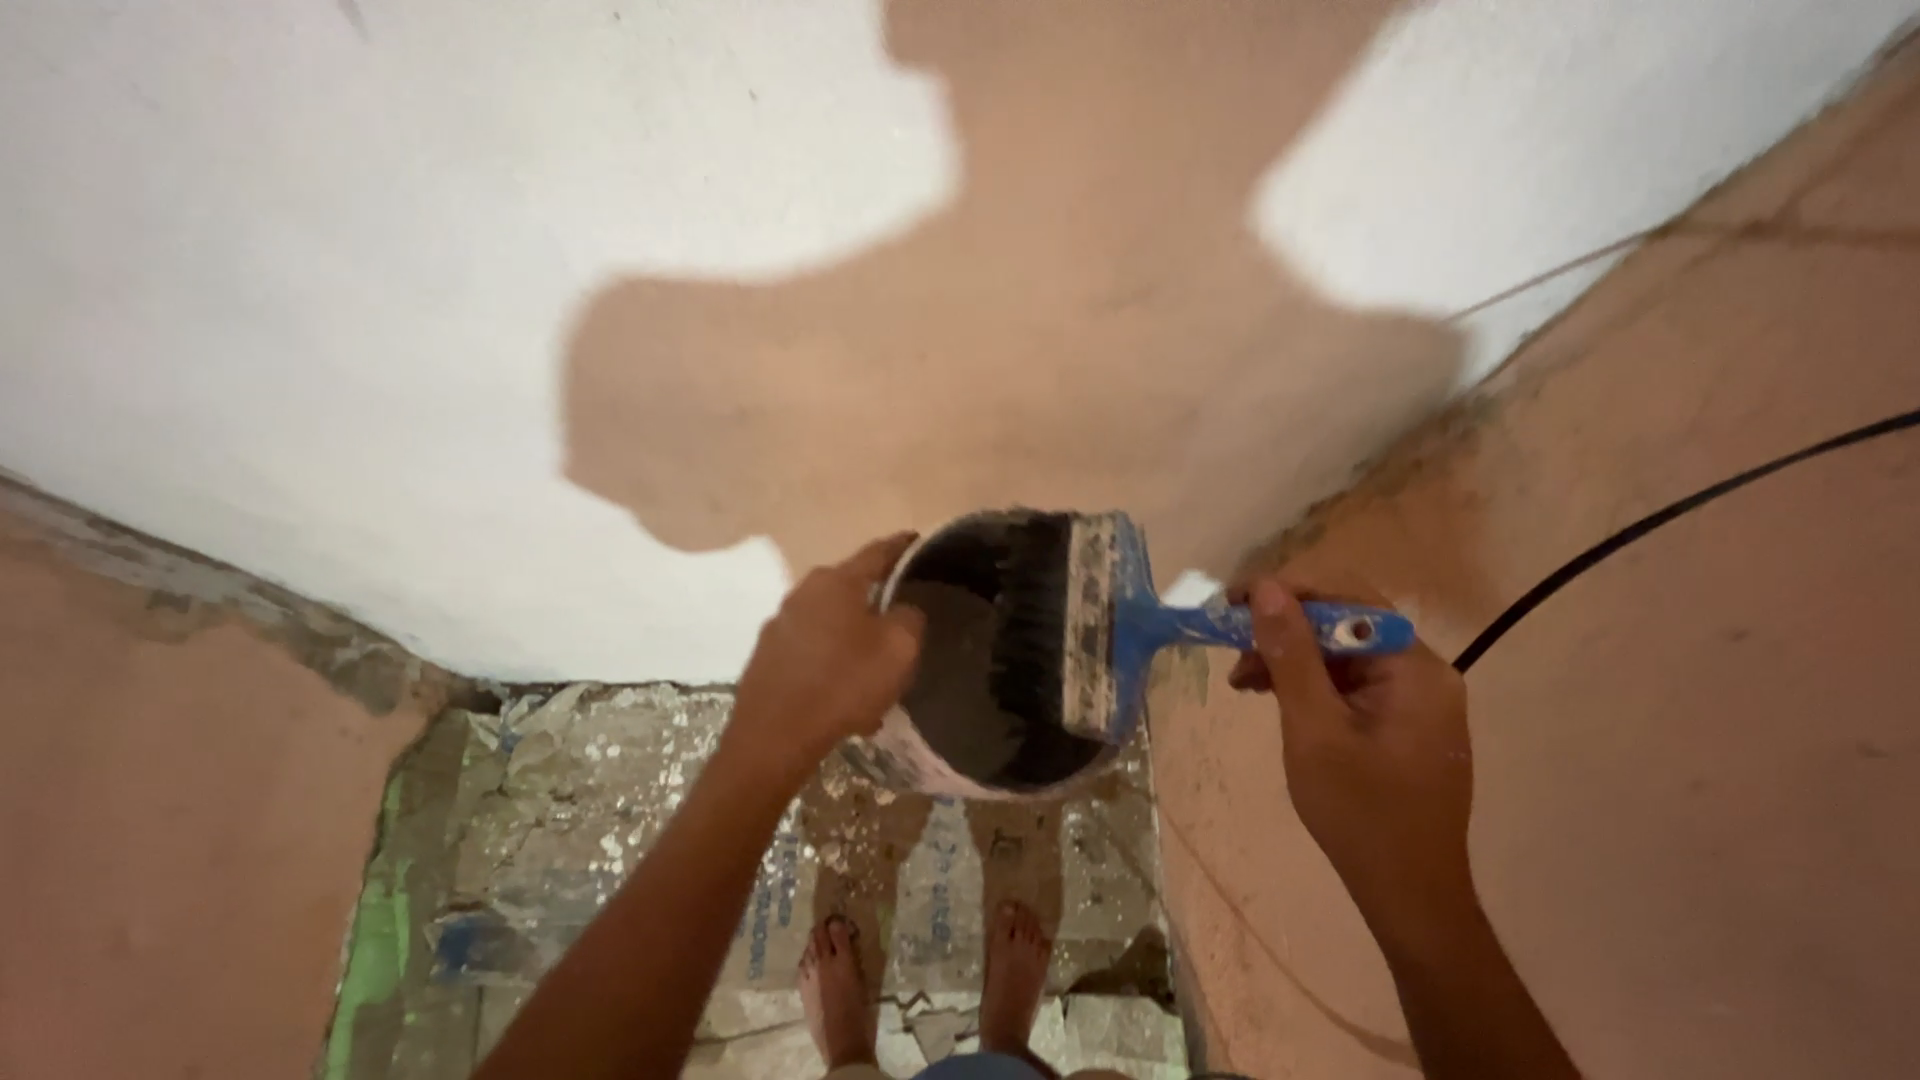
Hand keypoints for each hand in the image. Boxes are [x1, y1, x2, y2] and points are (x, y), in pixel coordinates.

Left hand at [724, 533, 927, 782]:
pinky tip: (843, 699)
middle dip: (875, 606)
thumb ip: (909, 618)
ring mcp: (779, 624)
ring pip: (830, 626)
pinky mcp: (766, 656)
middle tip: (899, 628)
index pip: (878, 552)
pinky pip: (811, 653)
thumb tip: (901, 609)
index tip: (917, 541)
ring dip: (852, 644)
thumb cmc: (844, 683)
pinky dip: (830, 667)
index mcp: (837, 581)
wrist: (775, 736)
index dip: (901, 546)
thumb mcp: (898, 649)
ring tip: (872, 677)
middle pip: (850, 590)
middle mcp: (803, 592)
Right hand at [1227, 572, 1473, 917]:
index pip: (1347, 598)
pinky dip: (1308, 683)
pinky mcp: (1400, 721)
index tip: (1231, 602)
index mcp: (1414, 668)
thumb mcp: (1313, 728)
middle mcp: (1422, 672)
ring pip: (1341, 652)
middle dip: (1282, 628)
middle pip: (1344, 623)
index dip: (1287, 590)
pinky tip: (1271, 696)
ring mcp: (1414, 698)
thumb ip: (1290, 654)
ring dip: (1289, 657)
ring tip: (1241, 681)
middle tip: (1230, 649)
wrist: (1407, 893)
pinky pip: (1349, 682)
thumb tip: (1266, 588)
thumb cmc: (1359, 812)